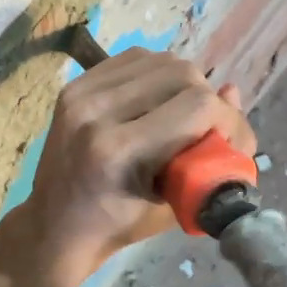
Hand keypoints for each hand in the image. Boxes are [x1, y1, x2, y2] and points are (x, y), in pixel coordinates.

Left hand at [7, 49, 254, 286]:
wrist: (54, 226)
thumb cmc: (119, 226)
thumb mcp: (175, 203)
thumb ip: (210, 153)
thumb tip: (232, 92)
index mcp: (118, 149)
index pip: (197, 105)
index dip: (227, 120)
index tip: (230, 142)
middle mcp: (95, 112)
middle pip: (182, 73)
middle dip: (207, 99)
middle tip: (206, 130)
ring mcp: (80, 94)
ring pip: (160, 60)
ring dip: (183, 85)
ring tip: (181, 116)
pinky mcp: (73, 86)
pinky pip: (133, 59)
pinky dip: (156, 75)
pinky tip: (157, 101)